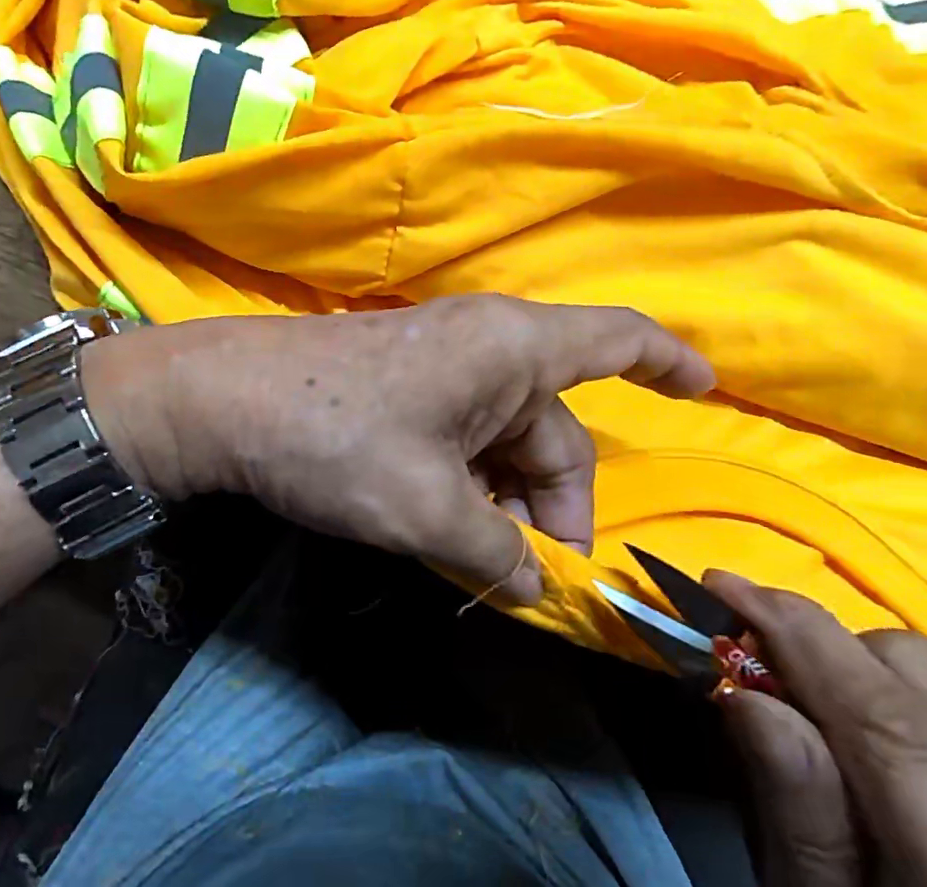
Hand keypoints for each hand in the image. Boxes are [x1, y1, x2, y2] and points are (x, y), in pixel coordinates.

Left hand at [81, 294, 715, 601]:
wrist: (221, 402)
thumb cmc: (334, 437)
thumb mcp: (425, 508)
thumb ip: (493, 551)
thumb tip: (533, 586)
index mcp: (512, 349)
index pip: (615, 340)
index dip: (667, 361)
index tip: (705, 387)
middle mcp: (488, 350)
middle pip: (555, 431)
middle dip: (555, 506)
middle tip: (536, 579)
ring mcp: (444, 370)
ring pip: (507, 445)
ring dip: (507, 506)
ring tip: (480, 564)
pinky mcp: (408, 392)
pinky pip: (467, 441)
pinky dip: (472, 488)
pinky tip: (448, 534)